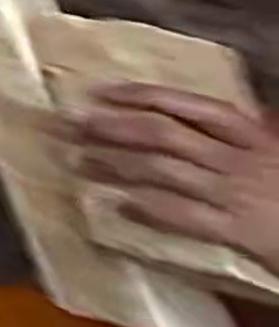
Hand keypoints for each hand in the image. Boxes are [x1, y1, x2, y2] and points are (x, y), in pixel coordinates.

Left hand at [74, 84, 278, 274]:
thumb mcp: (272, 159)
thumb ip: (229, 140)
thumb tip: (159, 112)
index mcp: (262, 142)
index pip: (195, 106)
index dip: (143, 94)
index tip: (96, 91)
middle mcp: (249, 164)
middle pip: (162, 134)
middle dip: (107, 126)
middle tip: (67, 124)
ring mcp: (247, 198)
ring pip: (160, 169)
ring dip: (112, 164)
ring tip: (79, 163)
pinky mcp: (250, 235)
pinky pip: (185, 215)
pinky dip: (147, 208)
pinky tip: (121, 205)